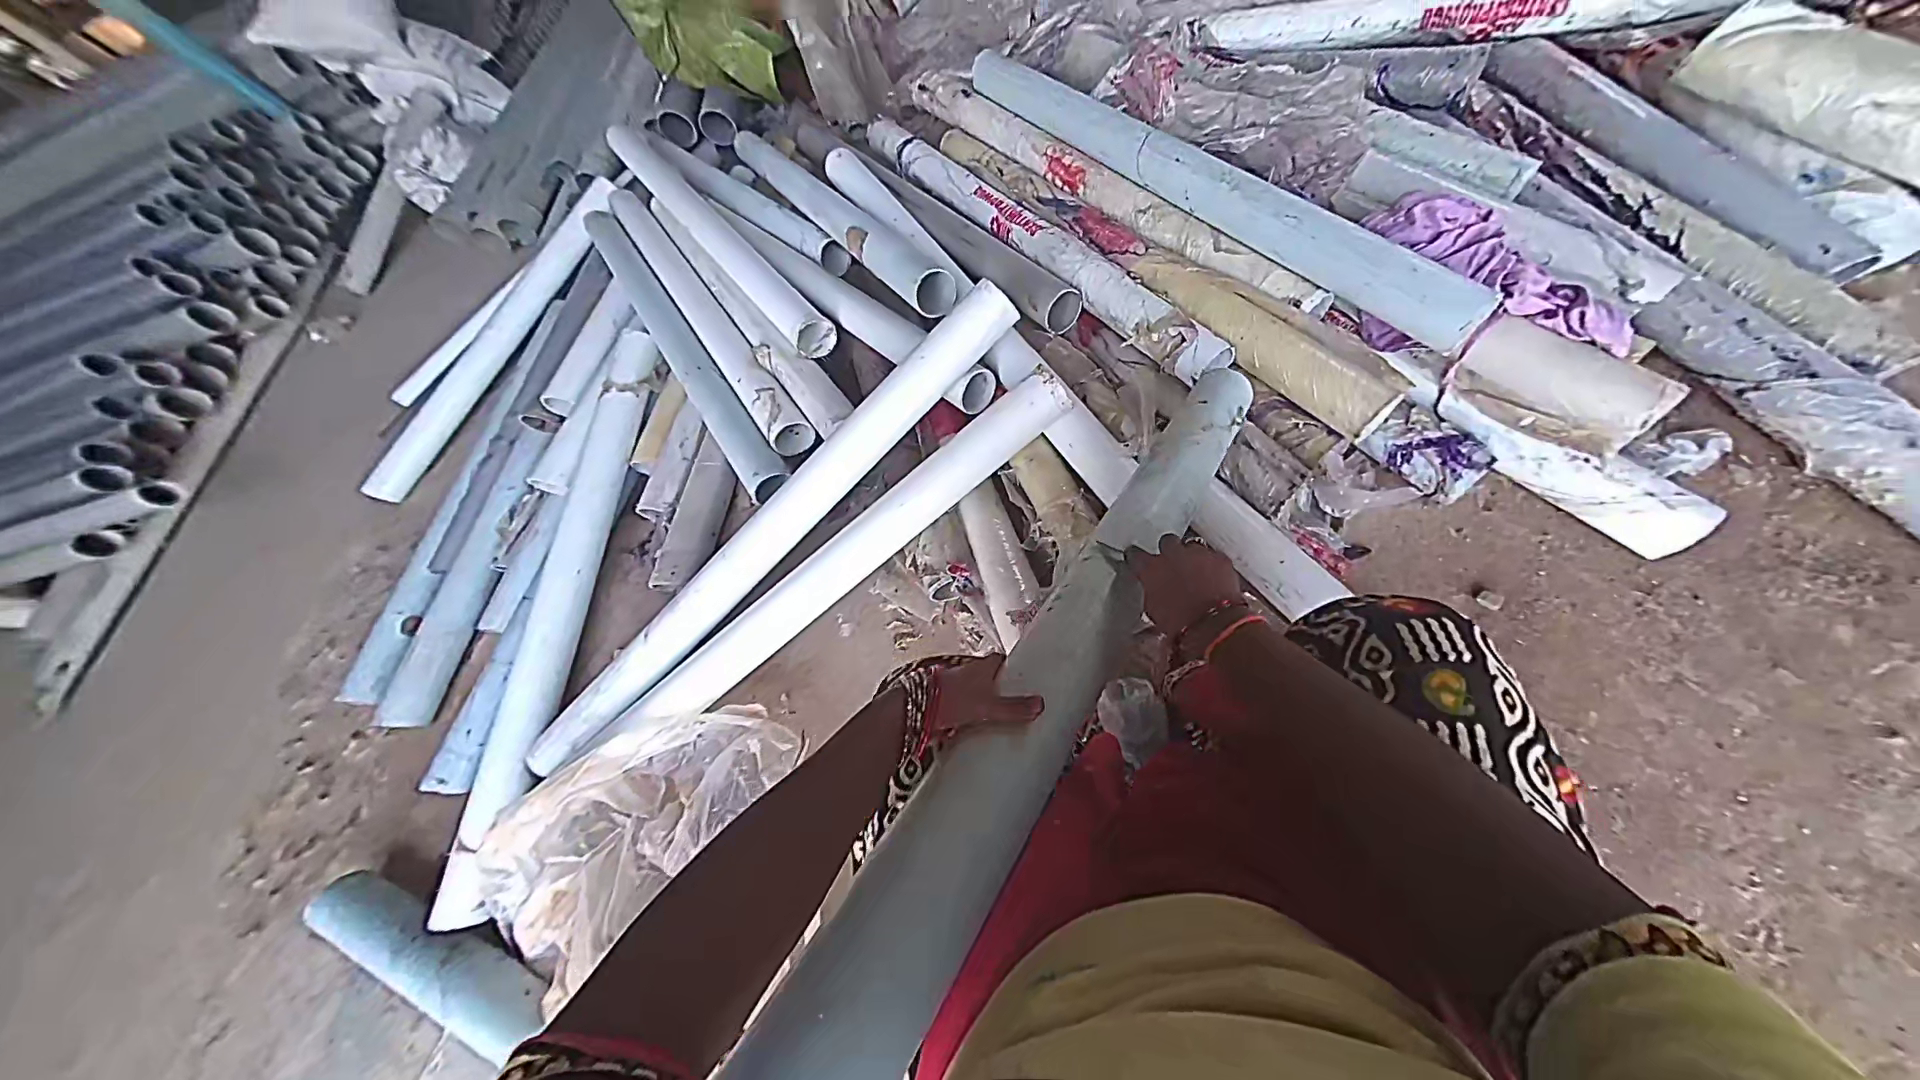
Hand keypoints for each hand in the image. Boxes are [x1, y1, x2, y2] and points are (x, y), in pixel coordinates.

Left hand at [929, 654, 1043, 744]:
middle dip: (999, 685)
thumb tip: (1039, 705)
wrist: (919, 708)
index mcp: (982, 667)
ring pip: (975, 691)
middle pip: (988, 676)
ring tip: (998, 715)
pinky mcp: (947, 703)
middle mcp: (968, 673)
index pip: (1000, 660)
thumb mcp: (989, 706)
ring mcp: (956, 688)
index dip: (1011, 666)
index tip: (1022, 672)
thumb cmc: (952, 698)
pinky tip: (977, 726)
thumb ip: (1014, 708)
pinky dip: (972, 715)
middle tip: (1014, 698)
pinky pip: (964, 708)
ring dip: (984, 700)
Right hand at [1125, 534, 1244, 637]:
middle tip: (1173, 565)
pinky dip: (1214, 566)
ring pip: (1193, 547)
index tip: (1139, 562)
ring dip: (1193, 558)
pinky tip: (1215, 579)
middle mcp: (1172, 555)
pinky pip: (1215, 557)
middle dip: (1170, 551)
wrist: (1212, 625)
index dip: (1138, 559)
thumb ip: (1151, 594)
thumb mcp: (1154, 611)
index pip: (1135, 555)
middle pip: (1167, 541)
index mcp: (1149, 568)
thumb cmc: (1180, 623)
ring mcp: (1197, 554)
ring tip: (1196, 574)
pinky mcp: (1220, 558)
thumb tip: (1155, 595)